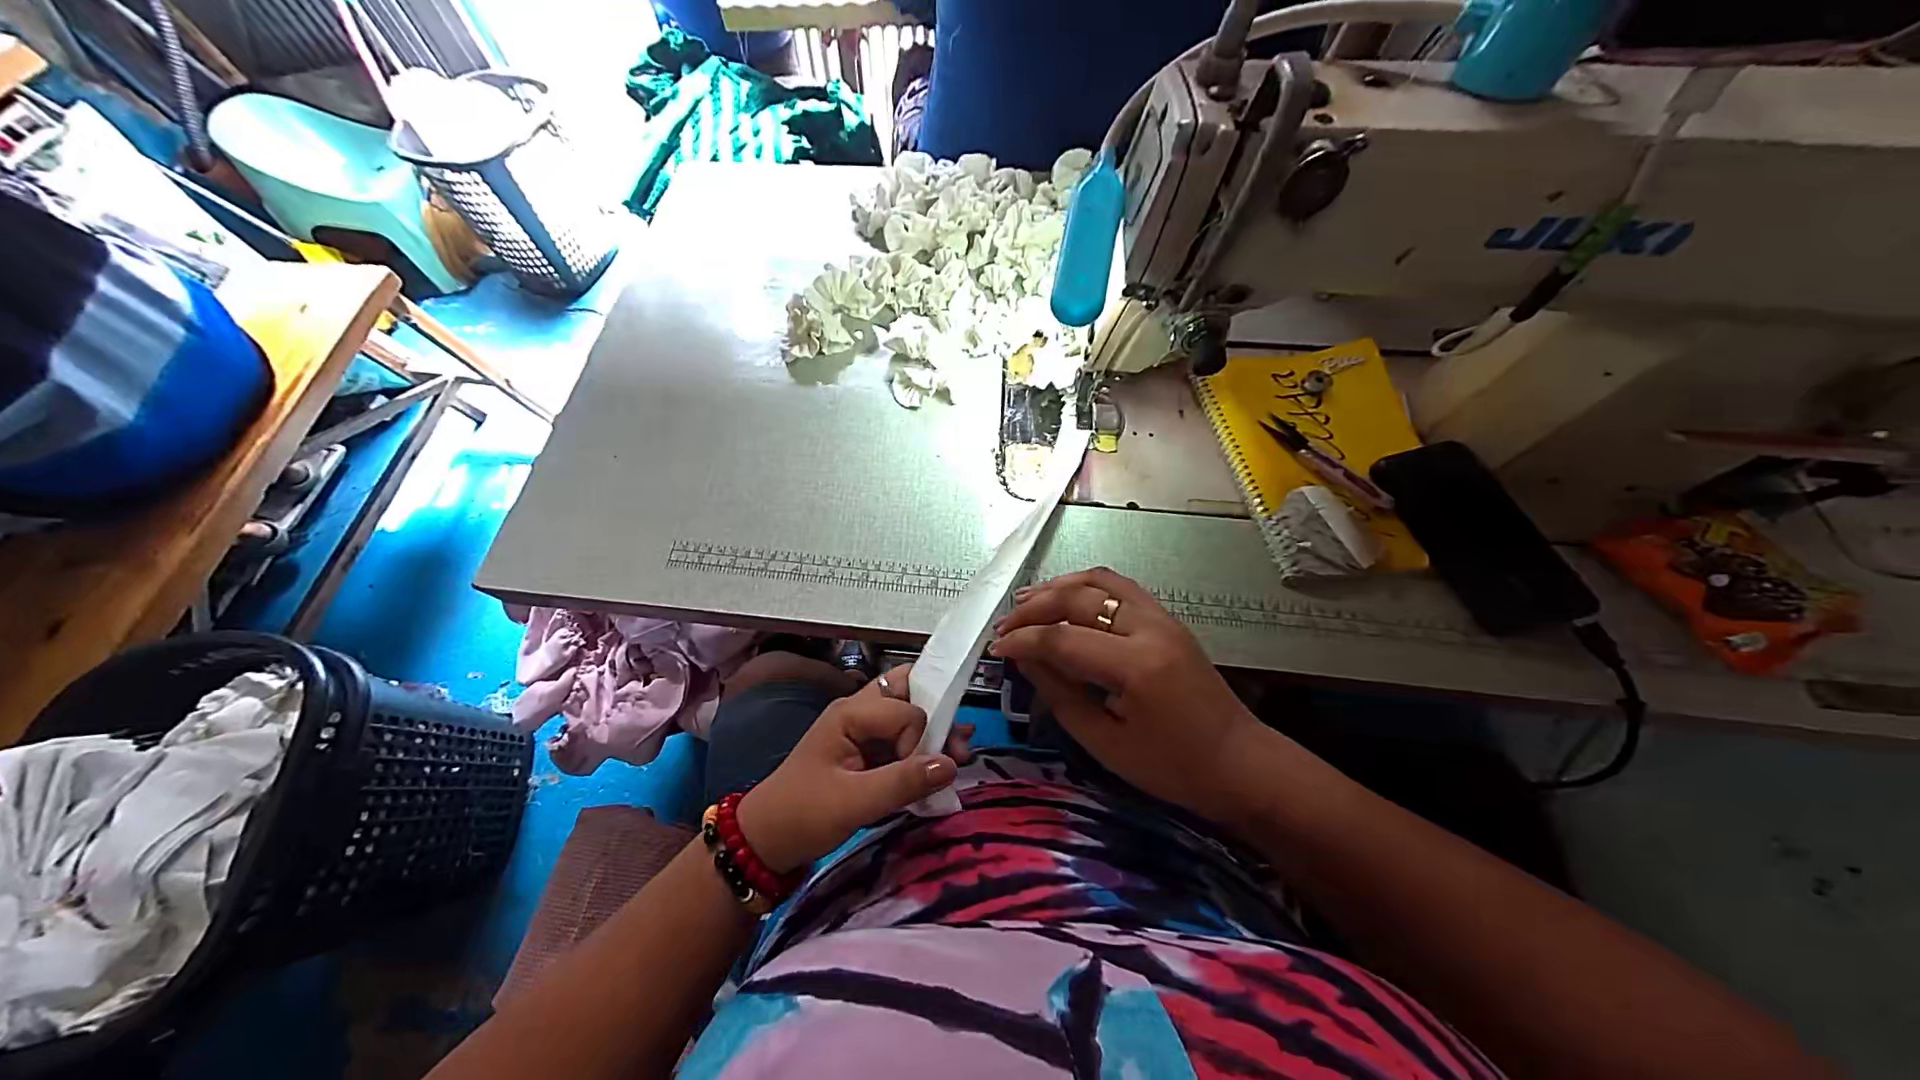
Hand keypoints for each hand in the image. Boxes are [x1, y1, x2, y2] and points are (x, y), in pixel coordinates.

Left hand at [735, 664, 970, 872]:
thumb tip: (949, 765)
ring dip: (933, 736)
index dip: (921, 739)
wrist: (764, 841)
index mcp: (851, 714)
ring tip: (957, 761)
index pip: (907, 710)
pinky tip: (937, 771)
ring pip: (908, 716)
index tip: (915, 773)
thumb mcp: (853, 803)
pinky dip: (921, 753)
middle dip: (939, 715)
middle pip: (909, 691)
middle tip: (959, 749)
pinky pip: (901, 741)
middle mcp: (858, 713)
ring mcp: (861, 731)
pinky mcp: (865, 753)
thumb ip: (902, 782)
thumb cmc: (803, 815)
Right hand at [988, 568, 1268, 826]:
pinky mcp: (1168, 620)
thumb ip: (1061, 695)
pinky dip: (1086, 587)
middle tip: (1004, 627)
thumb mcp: (1106, 743)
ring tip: (1026, 601)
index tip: (996, 649)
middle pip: (1079, 598)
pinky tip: (1066, 599)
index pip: (1063, 637)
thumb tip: (1026, 660)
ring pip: (1100, 581)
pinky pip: (1120, 587)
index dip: (1023, 640)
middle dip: (1034, 609)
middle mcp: (1150, 628)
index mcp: (1137, 665)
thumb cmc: (1173, 768)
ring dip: (1059, 587)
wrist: (1241, 765)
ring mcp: (1163, 618)